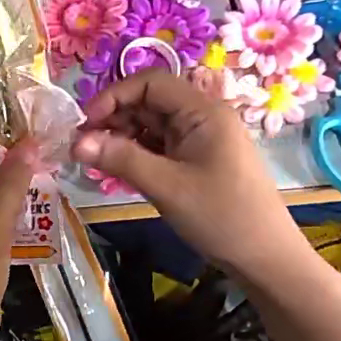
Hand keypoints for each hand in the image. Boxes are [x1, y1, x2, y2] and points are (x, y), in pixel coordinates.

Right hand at [72, 71, 305, 277]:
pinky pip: (160, 147)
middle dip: (114, 119)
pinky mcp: (197, 162)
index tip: (85, 124)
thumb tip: (75, 142)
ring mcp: (200, 140)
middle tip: (83, 147)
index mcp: (203, 111)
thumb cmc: (220, 216)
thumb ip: (120, 159)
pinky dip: (136, 155)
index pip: (150, 82)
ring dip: (122, 138)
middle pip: (149, 102)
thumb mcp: (166, 186)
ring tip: (96, 162)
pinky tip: (117, 171)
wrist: (265, 258)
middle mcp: (202, 117)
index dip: (114, 96)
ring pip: (151, 126)